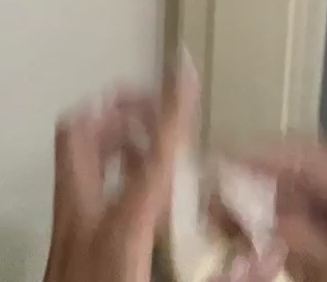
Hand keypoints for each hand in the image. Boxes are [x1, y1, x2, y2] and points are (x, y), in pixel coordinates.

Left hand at [42, 66, 287, 281]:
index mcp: (117, 238)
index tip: (184, 66)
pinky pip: (79, 184)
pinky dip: (106, 168)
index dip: (172, 110)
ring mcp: (62, 235)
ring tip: (153, 145)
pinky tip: (139, 196)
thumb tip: (266, 257)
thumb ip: (225, 280)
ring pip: (73, 153)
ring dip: (110, 133)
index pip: (150, 160)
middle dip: (117, 106)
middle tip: (159, 113)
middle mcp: (80, 224)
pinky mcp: (60, 250)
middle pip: (80, 133)